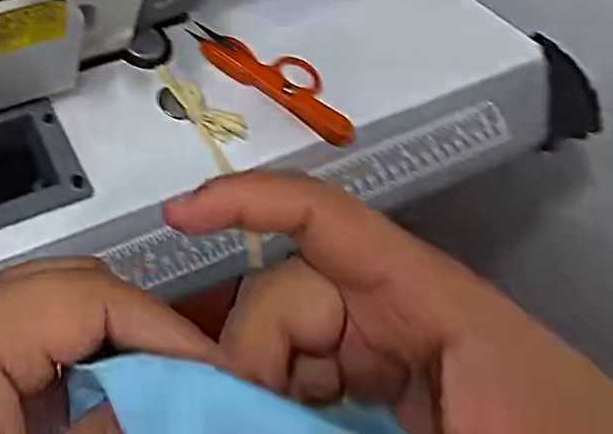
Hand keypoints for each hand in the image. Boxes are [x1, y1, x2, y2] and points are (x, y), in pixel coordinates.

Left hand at [0, 257, 232, 433]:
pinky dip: (88, 360)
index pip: (98, 295)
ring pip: (69, 306)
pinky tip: (114, 401)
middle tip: (207, 389)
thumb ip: (111, 426)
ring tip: (170, 393)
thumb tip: (182, 406)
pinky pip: (45, 335)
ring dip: (123, 345)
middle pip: (86, 288)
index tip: (228, 379)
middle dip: (150, 334)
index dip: (170, 332)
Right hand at [165, 173, 612, 433]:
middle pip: (293, 288)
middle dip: (255, 343)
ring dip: (267, 376)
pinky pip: (318, 368)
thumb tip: (230, 397)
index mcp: (435, 302)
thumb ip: (325, 418)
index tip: (177, 218)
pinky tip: (288, 420)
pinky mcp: (398, 385)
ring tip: (259, 410)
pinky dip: (289, 394)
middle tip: (236, 404)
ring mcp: (401, 347)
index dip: (244, 201)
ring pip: (295, 332)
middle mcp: (409, 308)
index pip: (323, 217)